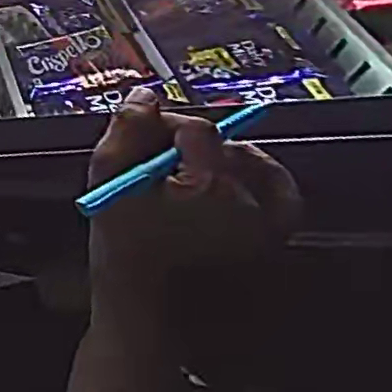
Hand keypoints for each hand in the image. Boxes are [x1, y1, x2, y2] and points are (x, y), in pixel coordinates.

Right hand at [87, 86, 300, 293]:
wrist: (145, 296)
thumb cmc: (122, 237)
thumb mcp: (108, 171)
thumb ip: (128, 126)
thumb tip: (146, 95)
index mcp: (209, 186)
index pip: (197, 127)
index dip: (165, 125)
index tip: (144, 137)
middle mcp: (248, 204)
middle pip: (223, 141)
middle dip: (188, 140)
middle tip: (159, 154)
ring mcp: (266, 224)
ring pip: (251, 161)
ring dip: (221, 154)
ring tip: (190, 166)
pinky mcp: (272, 237)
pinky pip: (282, 193)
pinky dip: (263, 177)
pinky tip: (236, 173)